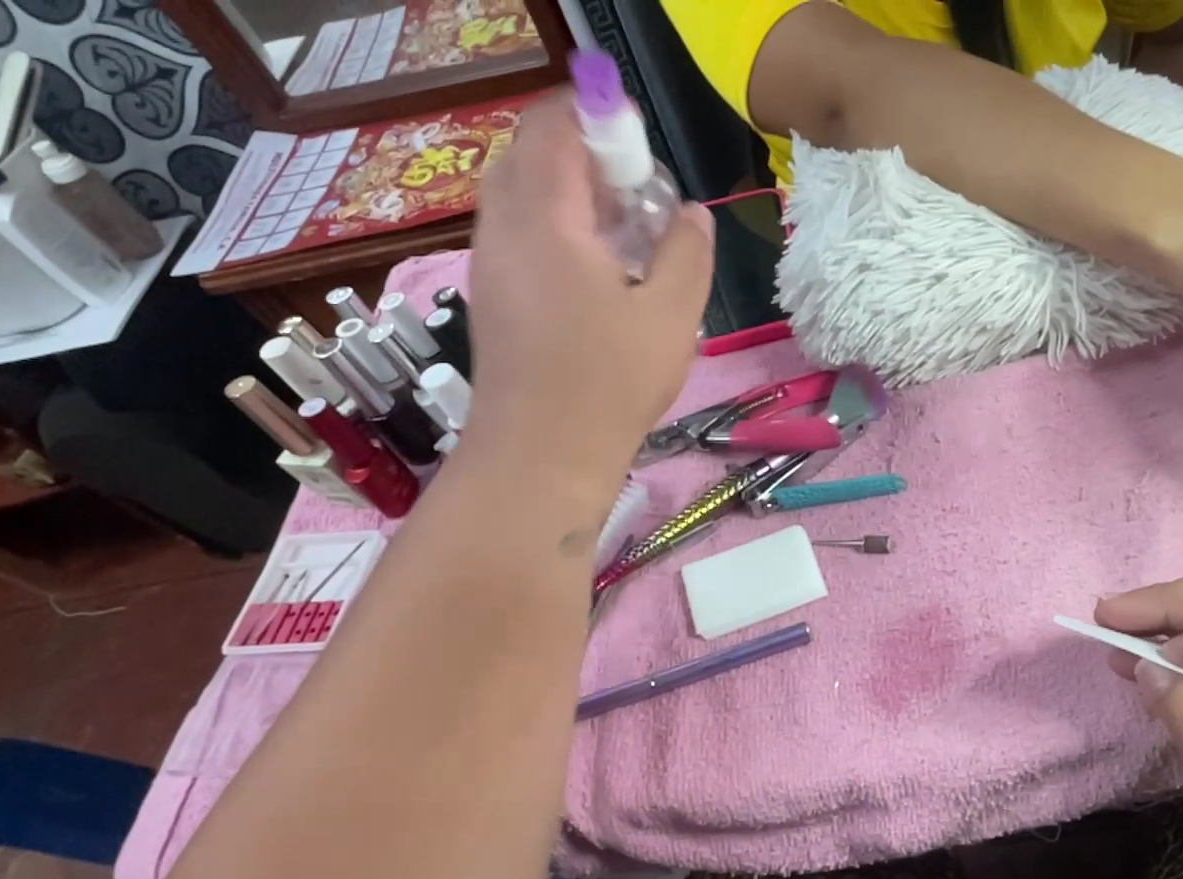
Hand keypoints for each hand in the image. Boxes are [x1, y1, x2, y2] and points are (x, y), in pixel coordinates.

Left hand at [465, 91, 714, 477]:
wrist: (541, 456)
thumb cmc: (610, 382)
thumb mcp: (673, 315)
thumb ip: (687, 252)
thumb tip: (692, 214)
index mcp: (545, 217)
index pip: (553, 124)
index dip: (597, 116)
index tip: (641, 152)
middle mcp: (503, 228)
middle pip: (531, 155)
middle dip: (585, 158)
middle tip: (637, 199)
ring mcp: (490, 264)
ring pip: (520, 197)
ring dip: (569, 198)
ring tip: (623, 242)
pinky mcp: (492, 297)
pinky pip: (517, 236)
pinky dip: (553, 232)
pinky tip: (596, 281)